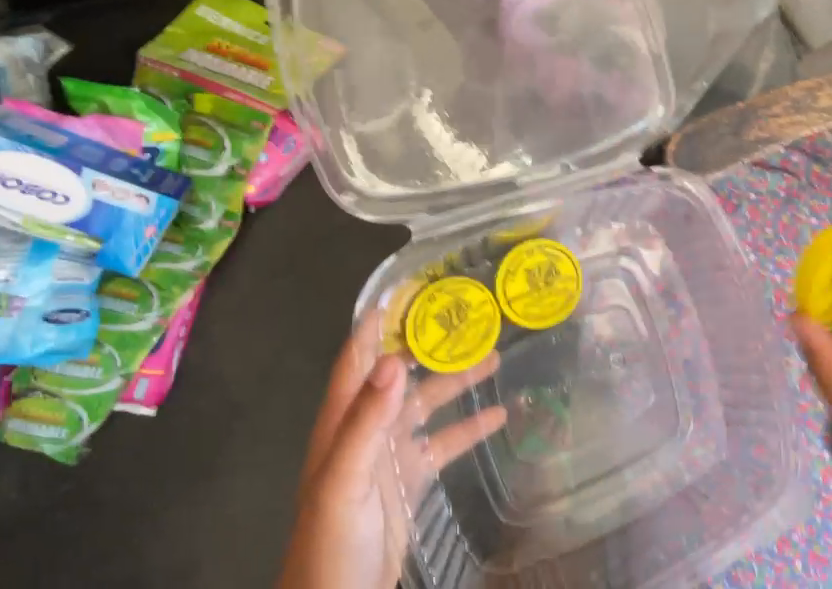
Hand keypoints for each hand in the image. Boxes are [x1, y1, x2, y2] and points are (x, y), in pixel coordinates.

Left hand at [280, 308, 507, 588]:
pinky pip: (442, 443)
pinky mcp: (410, 481)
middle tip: (468, 313)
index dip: (380, 322)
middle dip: (429, 343)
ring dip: (456, 380)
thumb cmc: (331, 542)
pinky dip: (468, 427)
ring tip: (494, 354)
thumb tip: (394, 359)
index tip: (411, 288)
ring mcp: (388, 456)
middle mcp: (365, 429)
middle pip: (400, 374)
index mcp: (342, 422)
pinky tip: (500, 414)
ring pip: (426, 404)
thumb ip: (366, 423)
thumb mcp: (345, 482)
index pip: (359, 358)